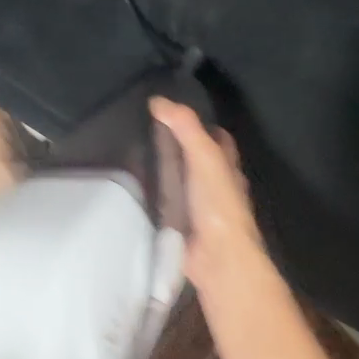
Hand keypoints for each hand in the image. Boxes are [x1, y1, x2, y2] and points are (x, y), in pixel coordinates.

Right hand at [150, 96, 271, 292]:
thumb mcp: (204, 155)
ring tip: (130, 153)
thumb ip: (185, 127)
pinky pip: (165, 203)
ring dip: (163, 170)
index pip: (217, 138)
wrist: (217, 257)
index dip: (200, 124)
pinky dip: (153, 194)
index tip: (172, 113)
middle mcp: (216, 186)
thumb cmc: (218, 203)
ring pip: (180, 181)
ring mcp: (199, 208)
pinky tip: (132, 185)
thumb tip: (157, 101)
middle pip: (196, 159)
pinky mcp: (182, 225)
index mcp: (227, 167)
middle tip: (144, 131)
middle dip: (177, 147)